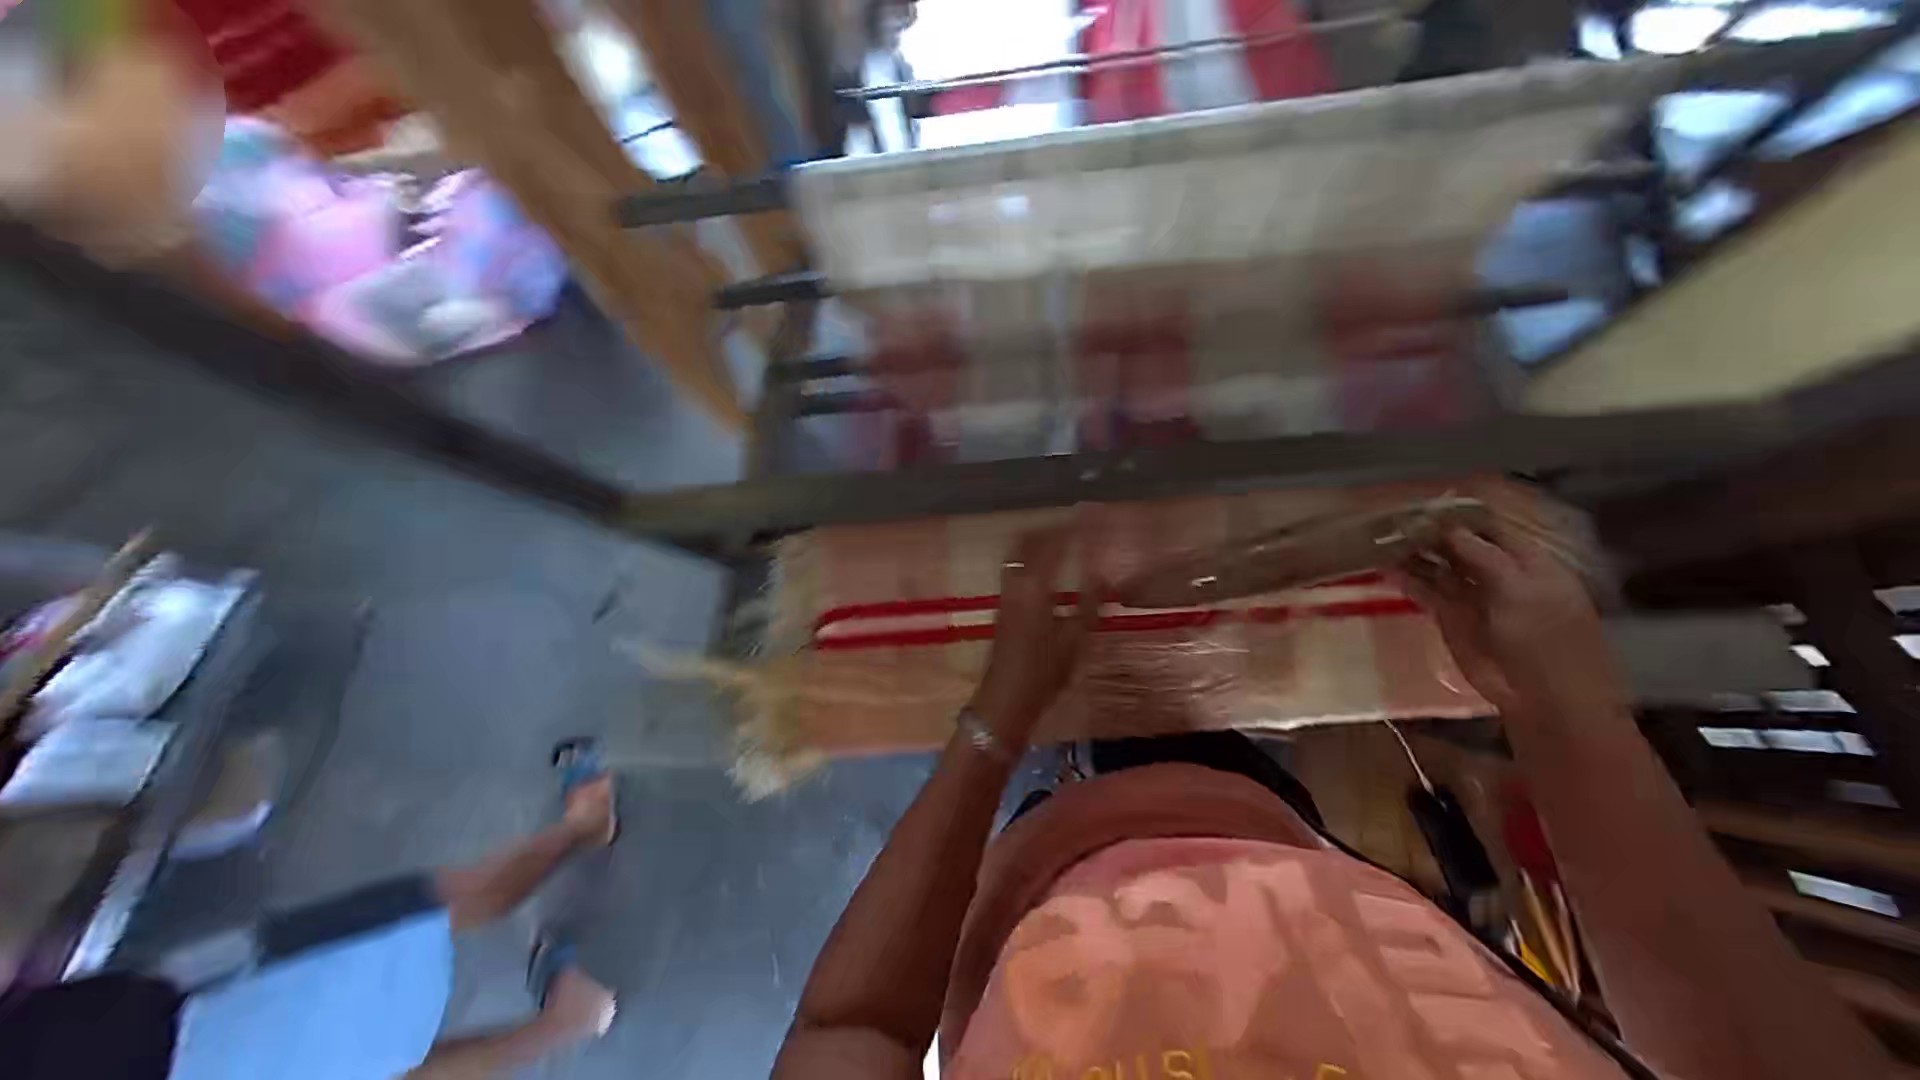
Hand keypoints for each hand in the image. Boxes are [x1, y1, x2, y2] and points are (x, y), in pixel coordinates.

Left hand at [969, 528, 1099, 744]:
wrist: (1004, 700)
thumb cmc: (1043, 673)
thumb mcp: (1075, 641)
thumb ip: (1089, 604)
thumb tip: (1104, 574)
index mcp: (1035, 587)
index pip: (1054, 545)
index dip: (1072, 527)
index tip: (1088, 512)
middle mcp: (1015, 584)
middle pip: (1028, 543)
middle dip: (1050, 528)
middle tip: (1072, 522)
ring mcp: (1004, 595)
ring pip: (1017, 555)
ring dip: (1036, 541)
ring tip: (1058, 539)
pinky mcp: (1000, 607)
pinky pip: (1013, 568)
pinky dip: (1028, 557)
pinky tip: (1042, 569)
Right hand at [1400, 526, 1607, 712]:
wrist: (1542, 695)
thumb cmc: (1544, 638)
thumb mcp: (1520, 589)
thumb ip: (1484, 556)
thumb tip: (1449, 528)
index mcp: (1525, 561)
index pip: (1488, 528)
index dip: (1459, 515)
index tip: (1424, 504)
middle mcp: (1496, 573)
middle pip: (1458, 545)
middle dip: (1430, 532)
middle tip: (1393, 519)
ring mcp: (1471, 596)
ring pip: (1437, 566)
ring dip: (1413, 553)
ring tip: (1381, 539)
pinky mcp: (1449, 617)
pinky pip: (1424, 590)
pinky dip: (1406, 578)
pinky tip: (1385, 567)